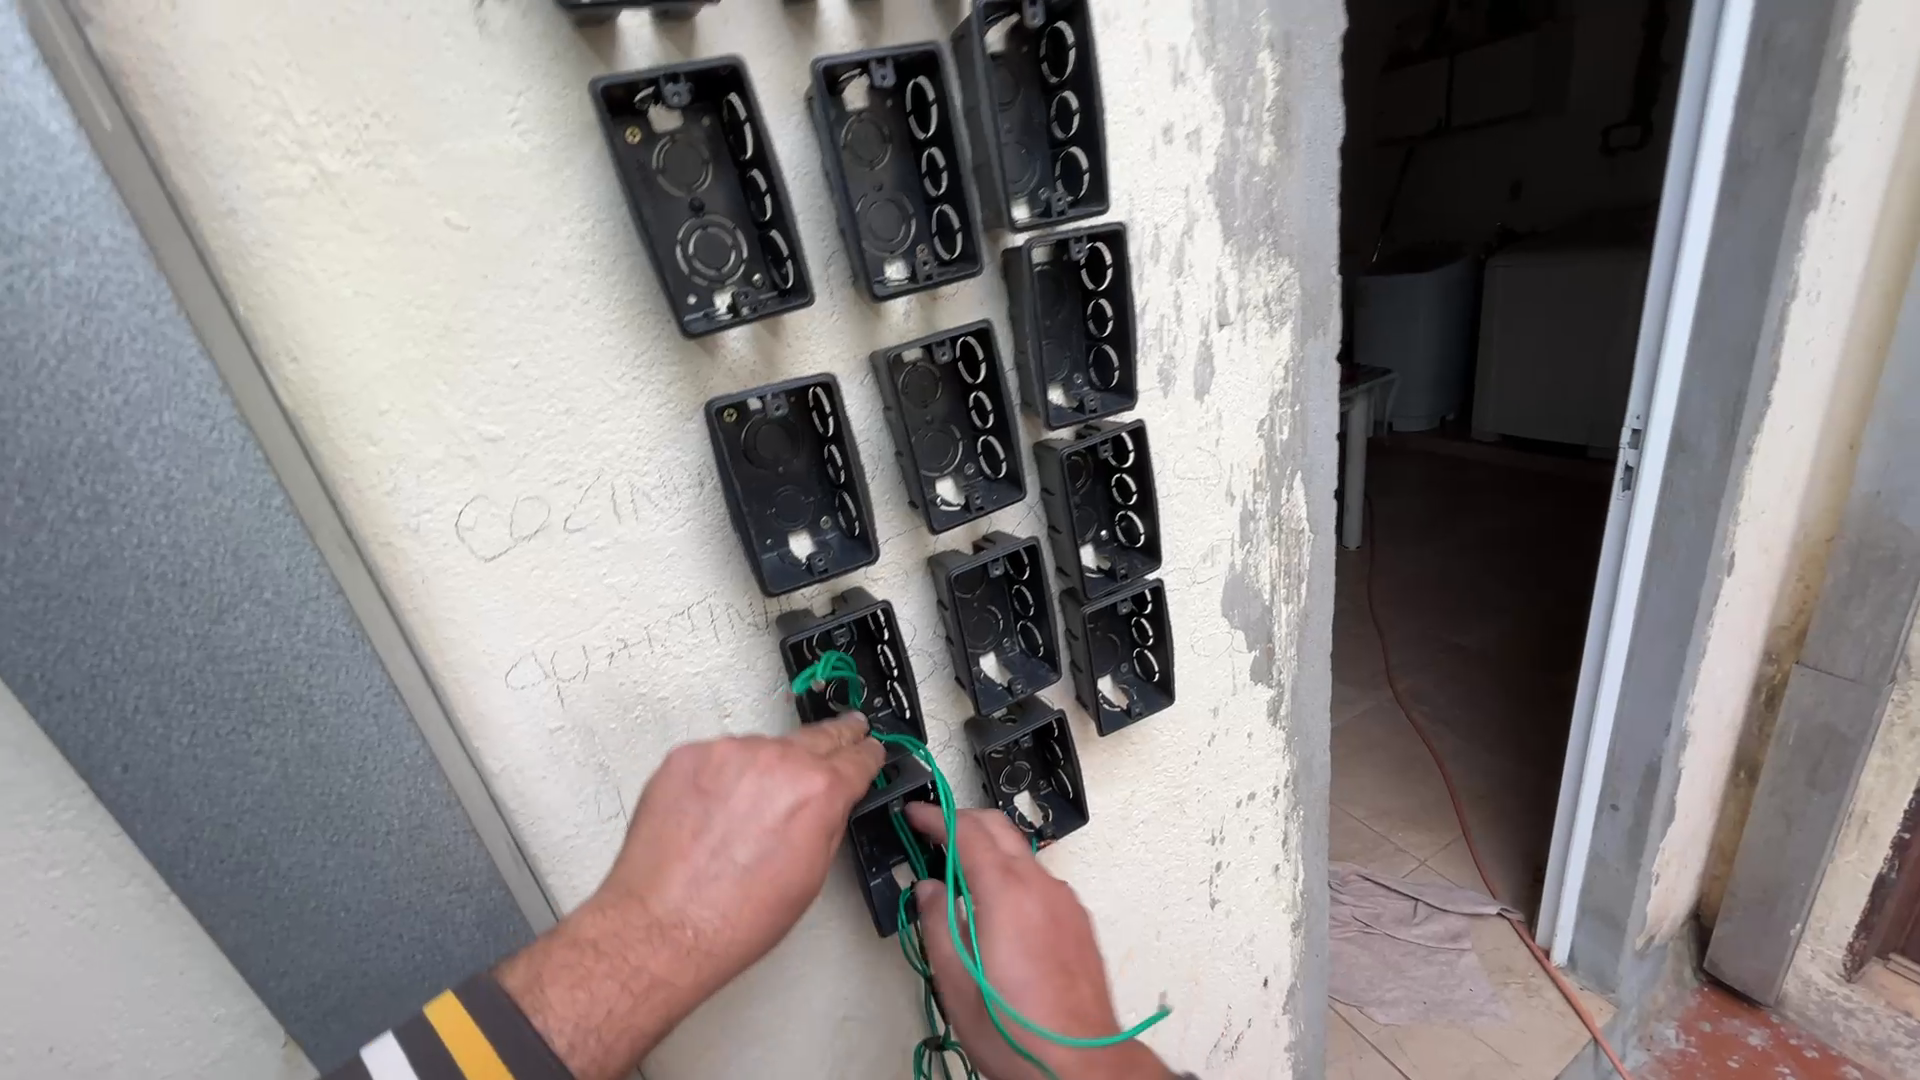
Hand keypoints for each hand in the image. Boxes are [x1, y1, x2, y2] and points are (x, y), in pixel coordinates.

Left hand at [497, 714, 883, 1079]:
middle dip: (838, 735)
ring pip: (765, 747)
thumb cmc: (737, 918)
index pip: (859, 756)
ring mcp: (730, 751)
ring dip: (768, 765)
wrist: (660, 928)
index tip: (868, 750)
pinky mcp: (689, 755)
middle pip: (821, 734)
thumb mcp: (812, 875)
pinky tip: (714, 810)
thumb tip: (832, 799)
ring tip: (751, 808)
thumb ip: (829, 820)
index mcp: (819, 789)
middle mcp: (779, 759)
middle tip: (849, 728)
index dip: (868, 755)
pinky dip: (724, 775)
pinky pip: (721, 756)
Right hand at [906, 804, 1174, 1079]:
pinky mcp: (1077, 917)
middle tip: (934, 830)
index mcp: (1005, 893)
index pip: (965, 831)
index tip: (915, 812)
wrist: (1082, 1065)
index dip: (936, 816)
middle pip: (998, 826)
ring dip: (989, 846)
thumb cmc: (1015, 1031)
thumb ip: (937, 924)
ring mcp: (1062, 898)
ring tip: (962, 870)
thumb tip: (929, 889)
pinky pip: (1039, 877)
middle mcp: (1038, 884)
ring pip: (1021, 851)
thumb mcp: (956, 983)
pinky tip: (1000, 903)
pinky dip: (1014, 872)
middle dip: (963, 819)